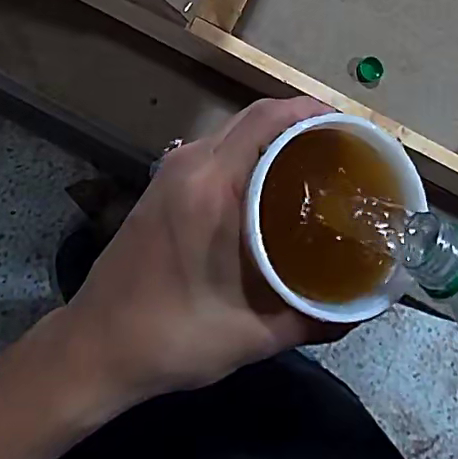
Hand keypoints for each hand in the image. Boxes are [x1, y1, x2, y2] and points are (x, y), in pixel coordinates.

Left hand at [57, 97, 348, 403]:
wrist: (94, 347)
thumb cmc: (172, 338)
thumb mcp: (252, 335)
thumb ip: (314, 318)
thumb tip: (363, 307)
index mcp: (210, 187)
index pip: (266, 120)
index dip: (311, 111)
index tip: (350, 128)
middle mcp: (189, 164)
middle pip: (253, 116)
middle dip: (300, 120)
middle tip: (343, 147)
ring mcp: (171, 170)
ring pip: (234, 131)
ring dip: (274, 135)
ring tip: (315, 161)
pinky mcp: (162, 183)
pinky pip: (217, 150)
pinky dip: (249, 151)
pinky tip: (271, 181)